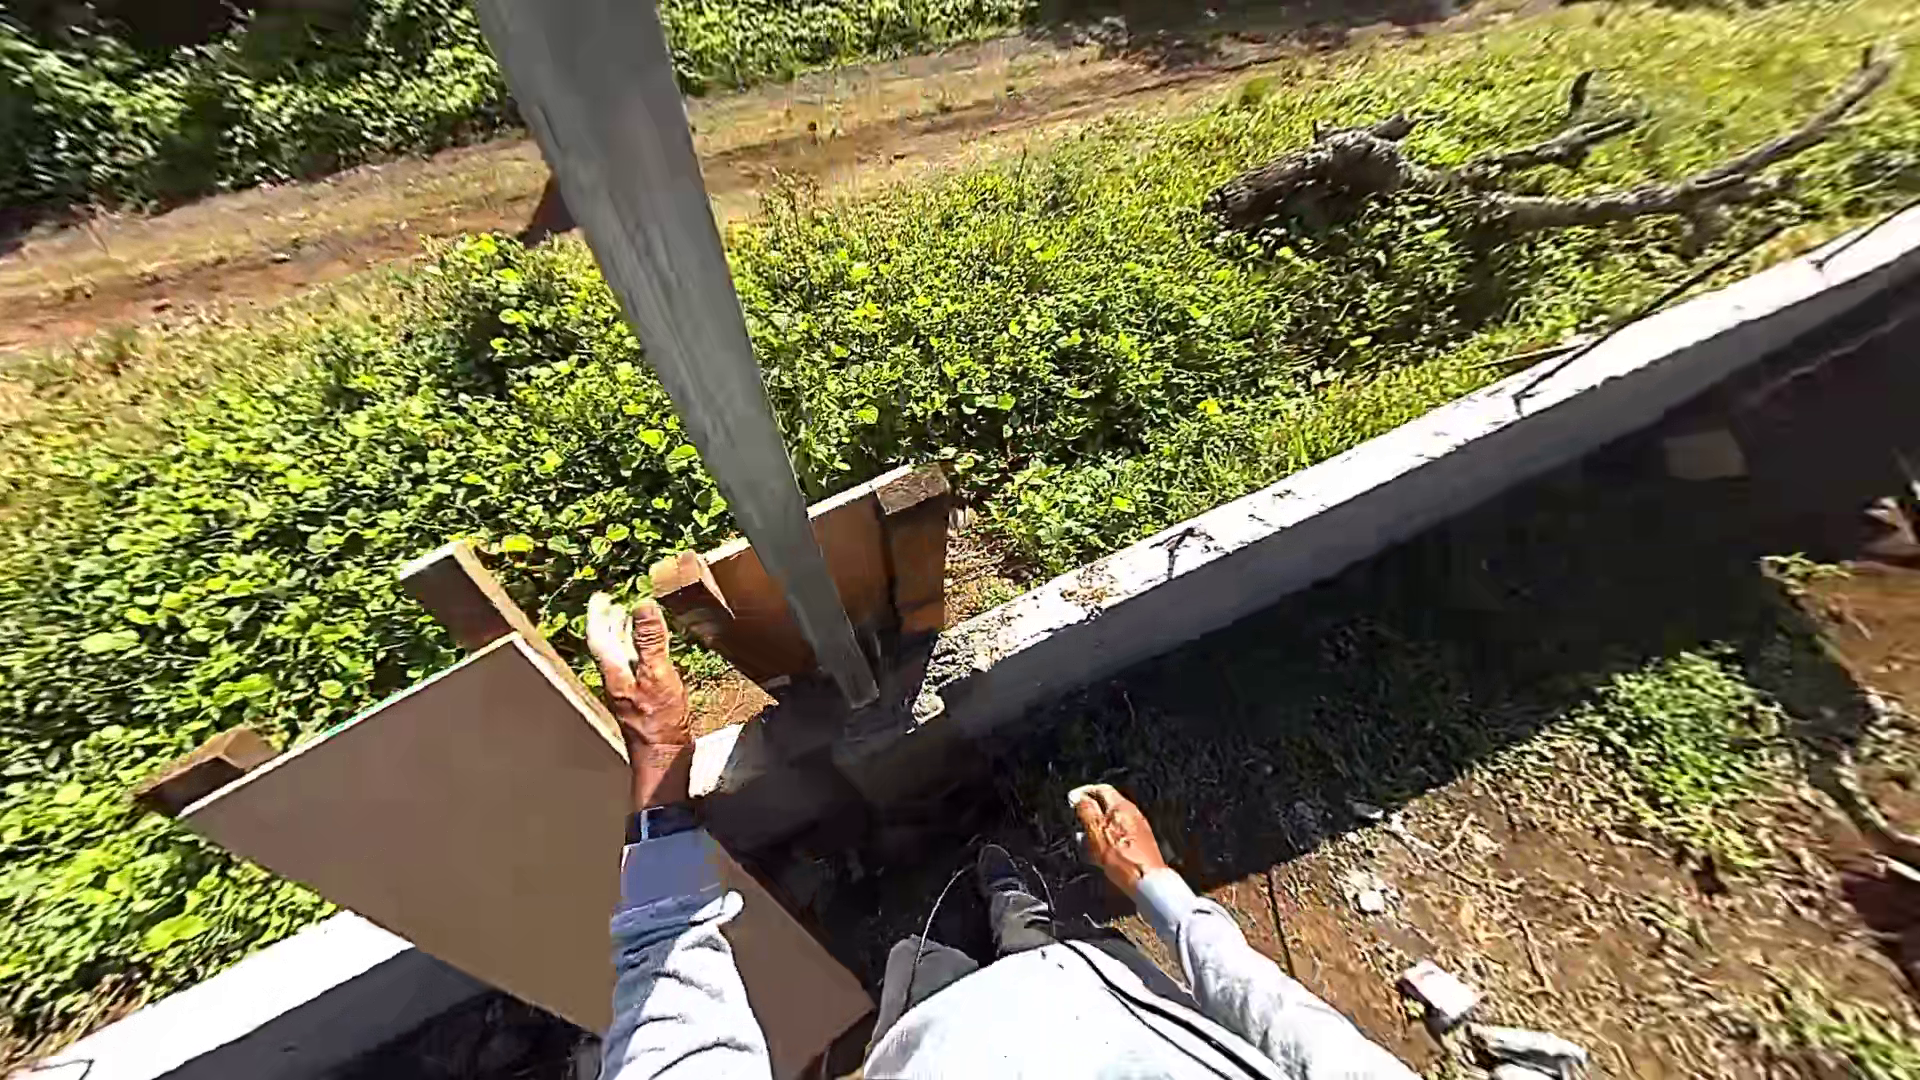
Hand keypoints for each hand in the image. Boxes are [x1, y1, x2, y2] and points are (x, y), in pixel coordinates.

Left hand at [587, 593, 692, 811]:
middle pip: (607, 644)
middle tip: (616, 602)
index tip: (602, 596)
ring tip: (632, 618)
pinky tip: (650, 649)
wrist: (664, 754)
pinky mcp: (641, 696)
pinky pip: (634, 664)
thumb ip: (650, 641)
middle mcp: (617, 679)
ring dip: (623, 633)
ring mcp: (628, 688)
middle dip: (609, 621)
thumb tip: (643, 606)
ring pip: (620, 654)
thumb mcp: (658, 674)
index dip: (599, 615)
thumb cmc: (660, 719)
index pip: (599, 636)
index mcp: (615, 672)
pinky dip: (638, 649)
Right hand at [1070, 783, 1167, 895]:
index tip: (1072, 802)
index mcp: (1122, 805)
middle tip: (1078, 823)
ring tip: (1087, 844)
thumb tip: (1078, 797)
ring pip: (1113, 823)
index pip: (1100, 788)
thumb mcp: (1095, 830)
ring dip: (1098, 829)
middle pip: (1107, 806)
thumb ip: (1086, 810)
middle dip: (1090, 813)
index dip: (1084, 793)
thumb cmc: (1122, 858)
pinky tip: (1102, 855)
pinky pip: (1121, 836)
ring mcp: (1139, 829)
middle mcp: (1133, 814)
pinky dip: (1108, 840)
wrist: (1148, 883)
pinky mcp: (1142, 845)